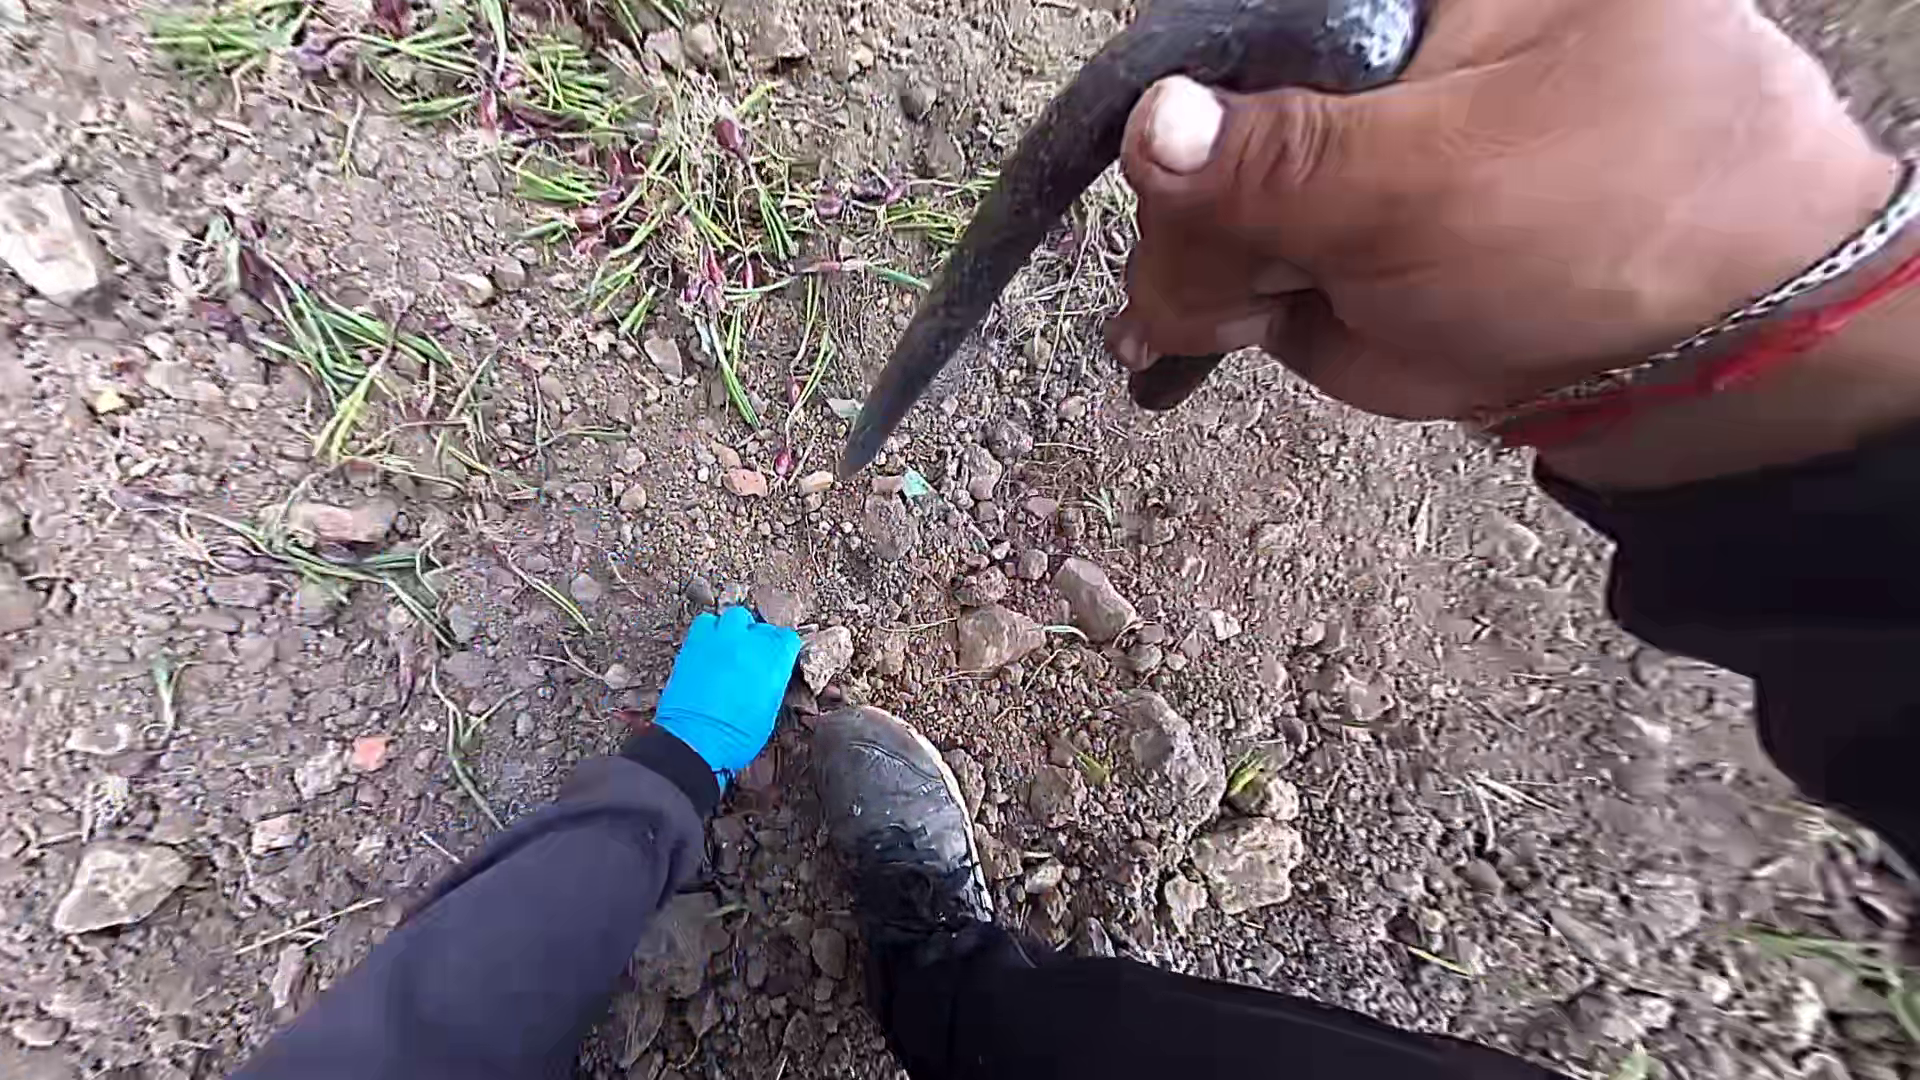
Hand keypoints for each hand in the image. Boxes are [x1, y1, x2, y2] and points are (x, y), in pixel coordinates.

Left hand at [653, 606, 802, 781]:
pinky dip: (709, 632)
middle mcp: (751, 642)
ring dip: (734, 628)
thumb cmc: (736, 735)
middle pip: (760, 625)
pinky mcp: (695, 643)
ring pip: (734, 616)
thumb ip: (771, 681)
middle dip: (757, 637)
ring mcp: (722, 639)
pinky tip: (709, 649)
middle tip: (751, 654)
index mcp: (775, 658)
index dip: (781, 649)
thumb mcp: (769, 709)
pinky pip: (705, 623)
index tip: (776, 657)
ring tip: (730, 646)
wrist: (695, 741)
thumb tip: (767, 676)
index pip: (786, 638)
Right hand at [1107, 0, 1895, 421]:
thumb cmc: (1581, 224)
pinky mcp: (1269, 252)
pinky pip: (1180, 278)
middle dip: (1201, 229)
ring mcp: (1282, 178)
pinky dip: (1184, 315)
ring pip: (1169, 224)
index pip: (1218, 34)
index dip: (1183, 115)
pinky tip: (1200, 334)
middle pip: (1178, 144)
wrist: (1622, 348)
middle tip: (1271, 276)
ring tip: (1268, 309)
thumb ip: (1285, 159)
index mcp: (1373, 3)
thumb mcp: (1437, 177)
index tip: (1202, 197)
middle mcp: (1316, 80)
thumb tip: (1147, 127)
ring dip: (1197, 284)